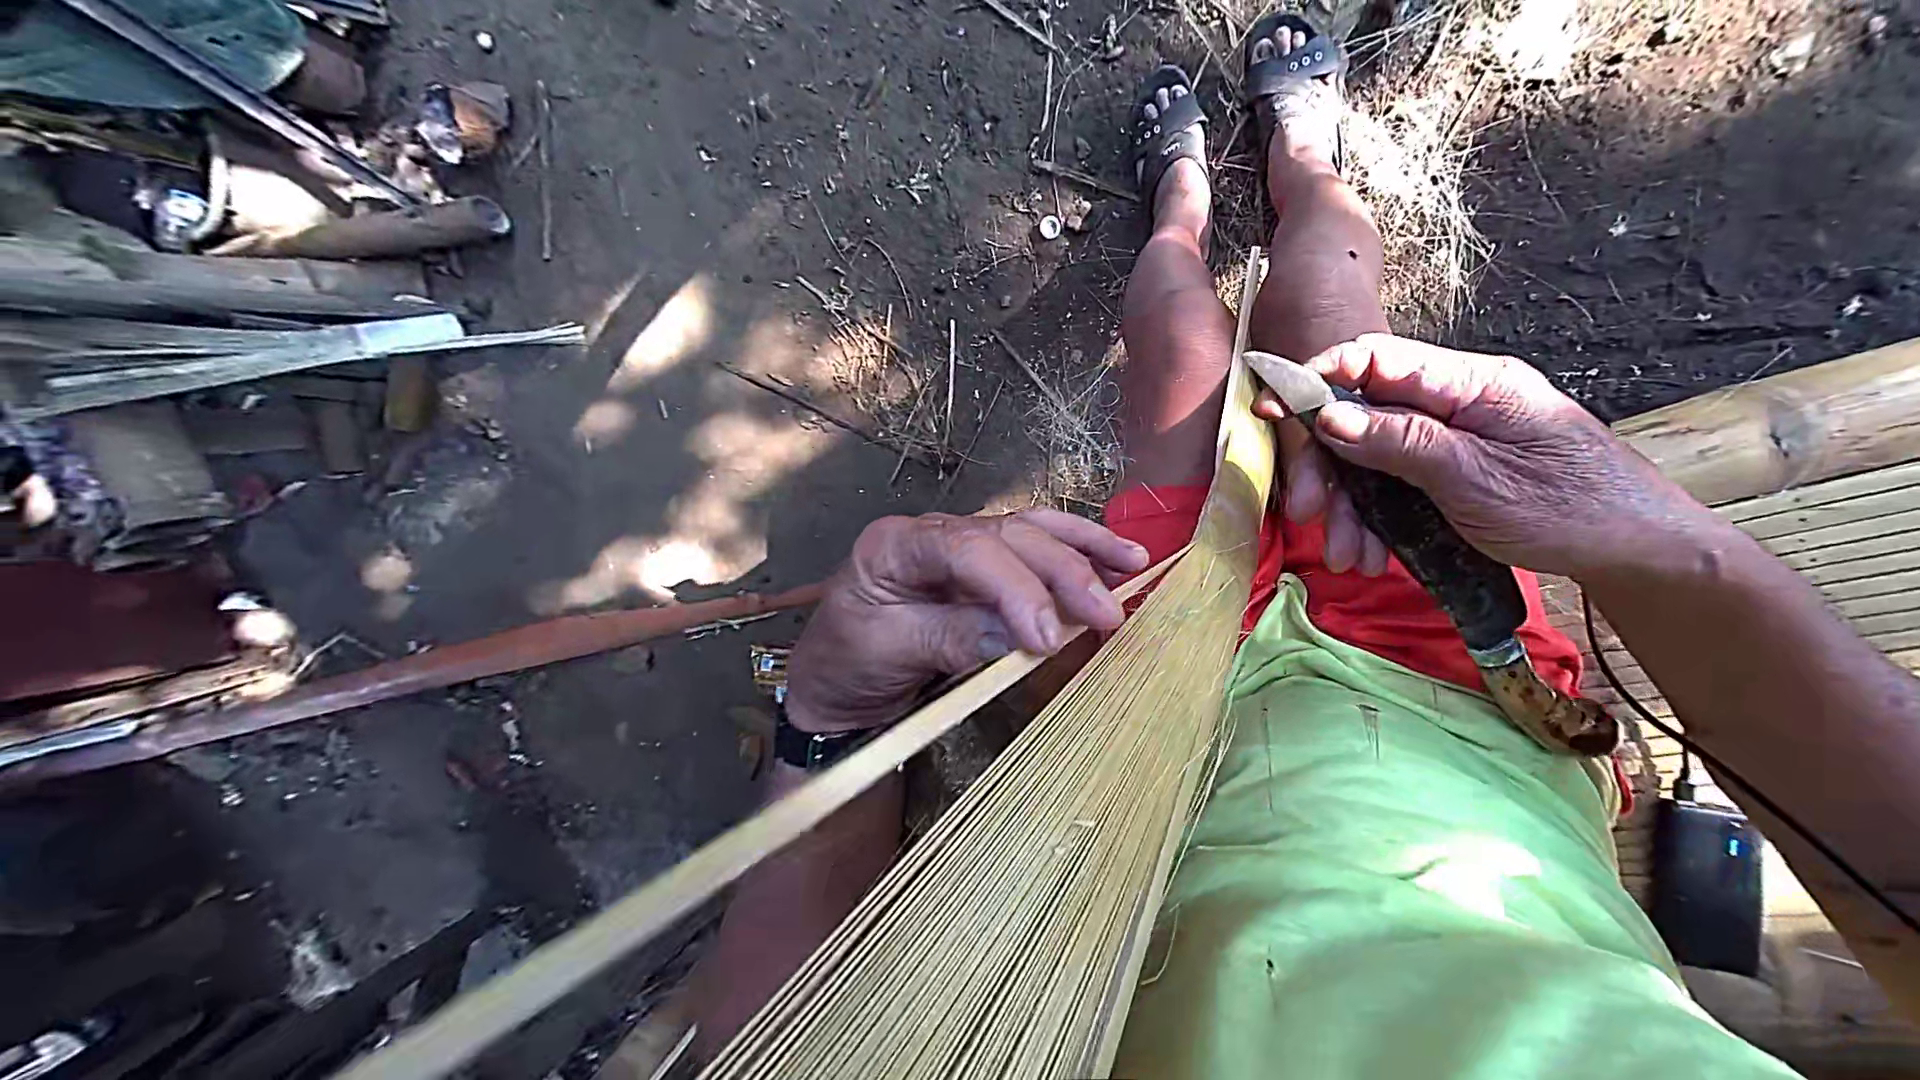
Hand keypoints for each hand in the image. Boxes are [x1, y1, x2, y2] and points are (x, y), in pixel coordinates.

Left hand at [783, 510, 1150, 732]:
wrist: (837, 678)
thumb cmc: (850, 664)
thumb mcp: (890, 652)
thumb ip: (952, 638)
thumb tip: (1020, 636)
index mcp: (895, 545)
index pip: (966, 548)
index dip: (1014, 587)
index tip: (1047, 637)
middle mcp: (933, 532)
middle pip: (1007, 535)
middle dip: (1060, 572)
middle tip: (1105, 615)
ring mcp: (962, 543)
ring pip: (1030, 530)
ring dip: (1083, 547)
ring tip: (1131, 564)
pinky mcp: (985, 566)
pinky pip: (1034, 548)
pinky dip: (1075, 552)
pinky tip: (1112, 558)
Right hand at [1257, 333, 1721, 580]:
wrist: (1638, 552)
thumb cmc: (1568, 509)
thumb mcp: (1474, 477)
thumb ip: (1399, 442)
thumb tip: (1326, 416)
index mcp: (1470, 383)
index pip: (1375, 359)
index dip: (1316, 377)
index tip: (1271, 408)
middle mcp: (1453, 401)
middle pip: (1361, 413)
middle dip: (1324, 462)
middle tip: (1305, 510)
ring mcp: (1448, 435)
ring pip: (1368, 454)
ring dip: (1346, 501)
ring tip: (1344, 549)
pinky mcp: (1445, 467)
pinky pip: (1389, 480)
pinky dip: (1370, 514)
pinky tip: (1368, 548)